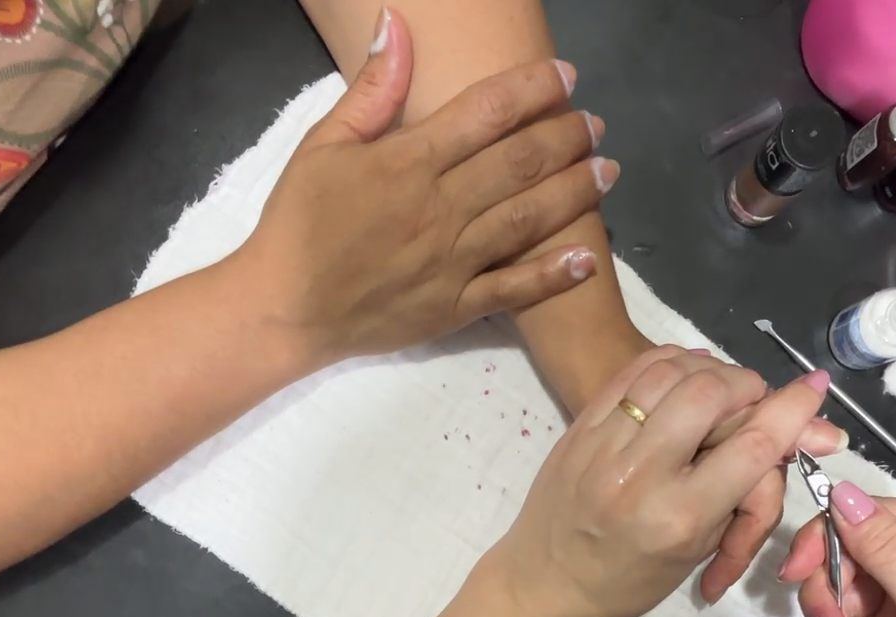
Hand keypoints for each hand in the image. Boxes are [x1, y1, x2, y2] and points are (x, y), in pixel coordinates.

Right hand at [236, 9, 614, 366]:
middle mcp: (441, 208)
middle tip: (595, 124)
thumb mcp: (321, 146)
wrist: (287, 308)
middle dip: (565, 137)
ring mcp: (453, 262)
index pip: (486, 113)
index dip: (532, 89)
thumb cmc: (299, 226)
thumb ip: (370, 92)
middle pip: (518, 163)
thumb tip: (397, 26)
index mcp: (409, 162)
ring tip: (607, 171)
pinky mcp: (455, 308)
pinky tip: (587, 258)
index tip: (566, 76)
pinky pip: (513, 290)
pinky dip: (553, 275)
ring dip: (573, 193)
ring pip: (526, 219)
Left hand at [483, 346, 828, 616]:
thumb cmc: (626, 585)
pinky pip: (633, 371)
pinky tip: (683, 376)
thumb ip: (743, 490)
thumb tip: (799, 433)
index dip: (794, 411)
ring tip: (721, 388)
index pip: (752, 444)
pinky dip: (670, 364)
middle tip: (754, 402)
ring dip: (710, 369)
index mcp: (678, 517)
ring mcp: (603, 444)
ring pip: (671, 369)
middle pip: (712, 391)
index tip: (816, 390)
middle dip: (748, 387)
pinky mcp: (579, 426)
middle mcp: (640, 473)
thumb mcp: (694, 549)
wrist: (542, 583)